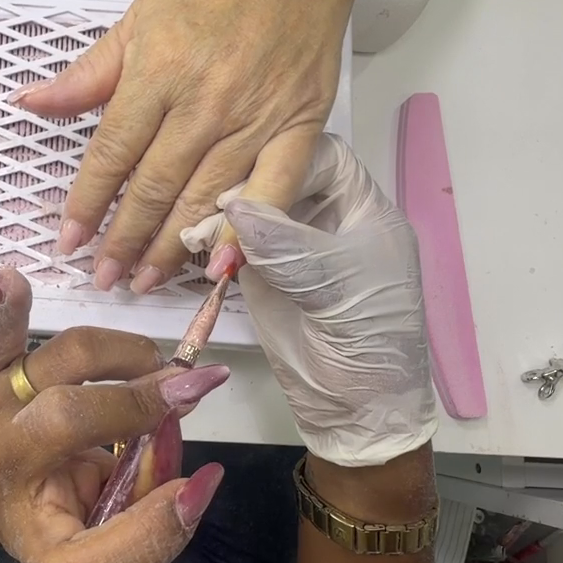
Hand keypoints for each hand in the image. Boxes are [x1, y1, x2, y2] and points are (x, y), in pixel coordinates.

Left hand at [0, 267, 228, 562]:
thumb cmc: (49, 511)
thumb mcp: (98, 537)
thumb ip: (146, 515)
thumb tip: (198, 477)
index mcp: (32, 541)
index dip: (154, 531)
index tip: (198, 485)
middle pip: (74, 418)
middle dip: (142, 401)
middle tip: (189, 391)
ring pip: (67, 360)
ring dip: (127, 356)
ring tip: (154, 368)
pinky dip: (9, 307)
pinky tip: (7, 280)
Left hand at [11, 0, 376, 294]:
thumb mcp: (137, 19)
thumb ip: (86, 75)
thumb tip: (30, 104)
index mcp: (159, 72)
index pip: (112, 154)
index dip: (88, 203)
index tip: (69, 241)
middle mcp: (205, 103)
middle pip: (154, 187)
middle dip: (124, 240)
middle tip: (103, 278)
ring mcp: (255, 118)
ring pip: (204, 199)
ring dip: (170, 248)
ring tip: (143, 281)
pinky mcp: (300, 126)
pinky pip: (273, 191)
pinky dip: (249, 234)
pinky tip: (220, 267)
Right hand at [223, 134, 436, 467]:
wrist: (354, 406)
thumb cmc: (369, 338)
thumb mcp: (337, 283)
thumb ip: (286, 243)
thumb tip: (232, 204)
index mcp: (360, 208)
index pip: (321, 158)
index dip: (286, 156)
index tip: (250, 172)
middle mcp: (323, 217)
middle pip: (277, 177)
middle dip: (243, 187)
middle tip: (213, 206)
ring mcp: (289, 244)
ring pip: (249, 209)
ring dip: (220, 217)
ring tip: (196, 235)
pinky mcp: (261, 271)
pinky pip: (232, 243)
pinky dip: (212, 242)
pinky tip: (192, 245)